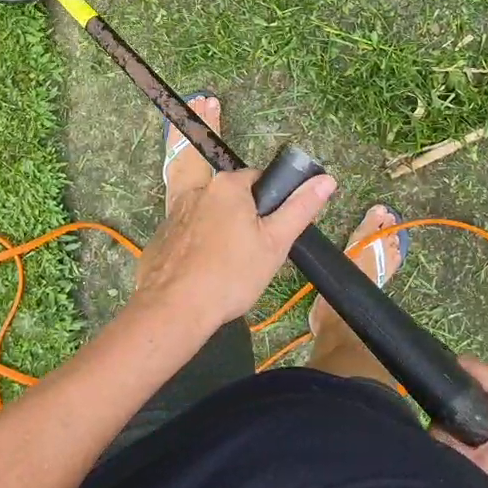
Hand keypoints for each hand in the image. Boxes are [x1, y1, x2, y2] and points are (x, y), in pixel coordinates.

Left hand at [132, 168, 335, 334]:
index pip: (258, 180)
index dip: (270, 205)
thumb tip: (327, 179)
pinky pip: (188, 235)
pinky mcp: (161, 235)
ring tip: (227, 270)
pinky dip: (197, 248)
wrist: (174, 308)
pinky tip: (202, 275)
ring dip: (220, 234)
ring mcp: (175, 212)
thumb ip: (300, 208)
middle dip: (244, 220)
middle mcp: (198, 189)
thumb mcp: (275, 243)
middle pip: (232, 198)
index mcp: (227, 184)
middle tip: (252, 256)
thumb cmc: (231, 274)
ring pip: (209, 217)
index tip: (271, 234)